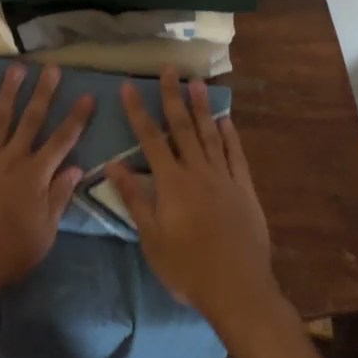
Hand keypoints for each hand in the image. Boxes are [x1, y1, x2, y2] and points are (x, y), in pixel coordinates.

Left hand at [0, 62, 93, 295]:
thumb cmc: (11, 251)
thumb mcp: (46, 230)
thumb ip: (59, 195)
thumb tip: (76, 166)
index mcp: (37, 175)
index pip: (63, 140)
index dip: (76, 118)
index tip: (87, 96)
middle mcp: (14, 158)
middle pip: (32, 119)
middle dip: (44, 93)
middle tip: (52, 68)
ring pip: (0, 117)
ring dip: (9, 91)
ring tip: (16, 68)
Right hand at [108, 68, 273, 317]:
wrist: (238, 290)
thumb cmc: (187, 267)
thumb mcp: (151, 238)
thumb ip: (134, 198)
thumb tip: (112, 165)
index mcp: (171, 183)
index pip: (150, 138)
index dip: (138, 111)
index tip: (129, 85)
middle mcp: (198, 172)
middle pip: (183, 127)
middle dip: (172, 96)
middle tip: (169, 68)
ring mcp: (224, 179)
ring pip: (211, 135)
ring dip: (202, 107)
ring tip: (196, 82)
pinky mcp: (245, 191)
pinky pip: (236, 156)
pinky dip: (230, 136)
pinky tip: (226, 121)